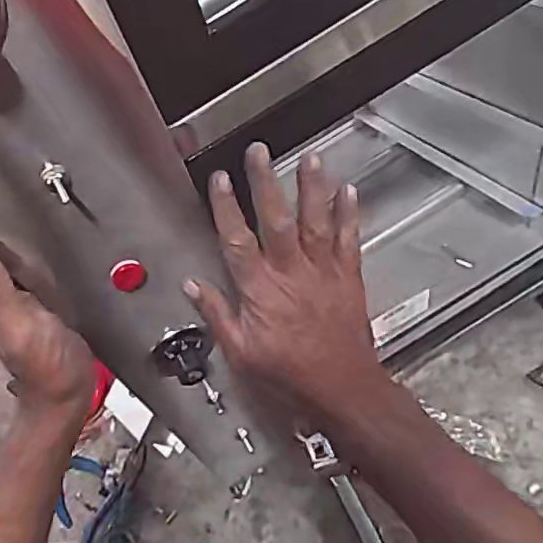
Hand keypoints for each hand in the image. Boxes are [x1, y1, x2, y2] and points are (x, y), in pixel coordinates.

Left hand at [0, 245, 96, 423]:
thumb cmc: (45, 365)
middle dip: (3, 244)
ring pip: (21, 276)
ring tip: (28, 230)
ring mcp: (30, 313)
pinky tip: (51, 264)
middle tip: (10, 215)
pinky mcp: (52, 318)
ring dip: (22, 257)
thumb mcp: (19, 324)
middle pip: (2, 267)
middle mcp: (9, 306)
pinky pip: (41, 287)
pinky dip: (42, 273)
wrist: (71, 396)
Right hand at [183, 143, 387, 427]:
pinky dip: (348, 213)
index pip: (236, 239)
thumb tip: (195, 288)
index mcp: (261, 290)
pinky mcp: (347, 277)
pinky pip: (348, 239)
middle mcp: (291, 274)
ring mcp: (322, 272)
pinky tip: (347, 191)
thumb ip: (217, 315)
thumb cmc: (292, 375)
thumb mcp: (241, 353)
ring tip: (309, 158)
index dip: (225, 206)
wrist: (342, 390)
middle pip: (275, 218)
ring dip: (311, 187)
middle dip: (265, 181)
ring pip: (315, 221)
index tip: (220, 180)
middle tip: (259, 153)